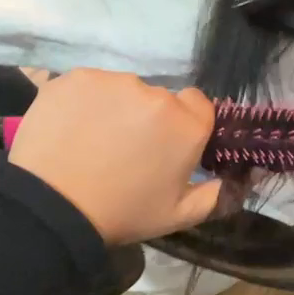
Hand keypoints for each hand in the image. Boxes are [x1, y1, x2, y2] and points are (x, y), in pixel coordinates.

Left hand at [9, 69, 223, 243]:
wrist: (52, 208)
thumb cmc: (122, 213)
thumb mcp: (179, 216)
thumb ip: (218, 194)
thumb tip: (242, 176)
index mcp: (185, 124)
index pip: (199, 105)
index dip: (184, 125)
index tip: (165, 147)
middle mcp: (154, 93)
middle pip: (159, 98)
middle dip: (149, 119)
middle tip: (125, 152)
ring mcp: (112, 81)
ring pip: (123, 90)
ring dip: (116, 109)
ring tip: (94, 142)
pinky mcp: (74, 78)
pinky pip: (90, 86)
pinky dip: (85, 104)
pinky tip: (72, 130)